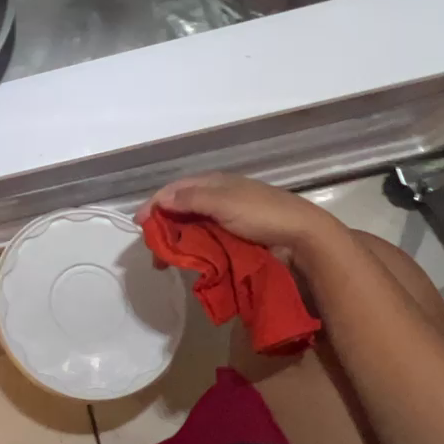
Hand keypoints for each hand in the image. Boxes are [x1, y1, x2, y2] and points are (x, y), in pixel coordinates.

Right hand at [136, 173, 348, 258]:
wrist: (304, 236)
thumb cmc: (262, 214)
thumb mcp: (224, 202)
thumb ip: (191, 200)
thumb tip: (161, 200)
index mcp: (215, 183)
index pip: (175, 190)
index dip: (155, 204)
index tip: (140, 224)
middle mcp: (219, 197)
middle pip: (181, 208)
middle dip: (164, 226)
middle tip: (154, 249)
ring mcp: (229, 217)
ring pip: (193, 226)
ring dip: (178, 241)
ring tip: (168, 260)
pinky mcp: (237, 236)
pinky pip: (208, 239)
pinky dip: (194, 248)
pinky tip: (190, 260)